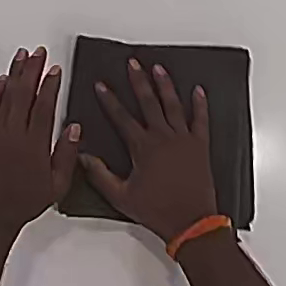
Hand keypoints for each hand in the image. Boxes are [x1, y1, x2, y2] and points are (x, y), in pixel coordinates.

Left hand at [0, 46, 80, 246]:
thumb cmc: (23, 202)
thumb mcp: (56, 185)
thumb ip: (66, 154)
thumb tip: (73, 129)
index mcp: (34, 144)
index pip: (44, 105)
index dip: (50, 84)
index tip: (55, 69)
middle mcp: (14, 134)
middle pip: (24, 93)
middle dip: (32, 70)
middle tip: (38, 53)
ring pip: (7, 96)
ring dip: (15, 74)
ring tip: (21, 57)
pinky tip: (2, 81)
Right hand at [80, 59, 218, 243]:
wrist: (191, 222)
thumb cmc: (157, 210)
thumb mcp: (121, 196)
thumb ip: (100, 175)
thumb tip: (84, 158)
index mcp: (143, 147)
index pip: (121, 117)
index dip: (110, 99)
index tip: (102, 85)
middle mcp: (163, 138)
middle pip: (148, 102)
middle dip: (138, 81)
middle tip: (132, 64)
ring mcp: (183, 140)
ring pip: (173, 105)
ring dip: (165, 85)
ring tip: (158, 69)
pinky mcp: (200, 146)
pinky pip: (201, 120)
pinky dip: (200, 104)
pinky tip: (198, 90)